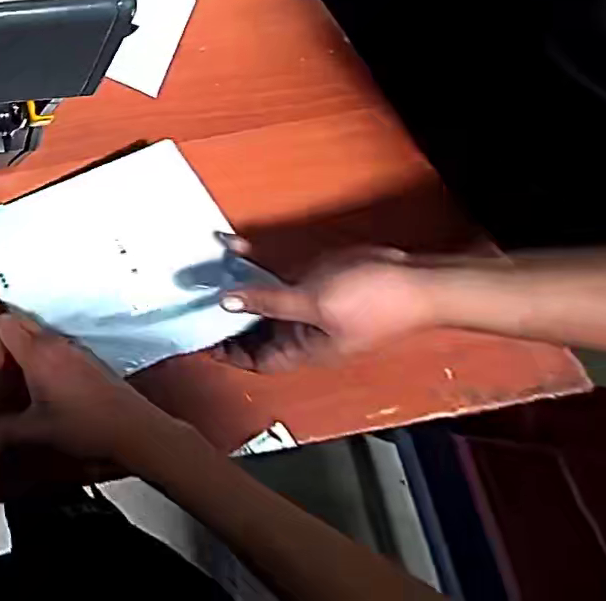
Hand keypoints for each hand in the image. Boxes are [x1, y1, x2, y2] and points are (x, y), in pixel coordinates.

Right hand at [0, 311, 180, 462]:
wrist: (133, 427)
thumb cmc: (84, 425)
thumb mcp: (39, 431)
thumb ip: (5, 432)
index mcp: (37, 352)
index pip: (3, 322)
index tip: (0, 371)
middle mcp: (53, 341)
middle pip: (18, 319)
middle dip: (4, 340)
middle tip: (7, 370)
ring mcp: (72, 346)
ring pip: (38, 331)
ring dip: (25, 348)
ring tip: (28, 382)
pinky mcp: (86, 356)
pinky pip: (55, 343)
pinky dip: (44, 355)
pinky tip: (53, 388)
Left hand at [211, 248, 443, 372]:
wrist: (416, 277)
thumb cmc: (370, 300)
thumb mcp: (312, 302)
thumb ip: (268, 302)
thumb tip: (225, 304)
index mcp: (303, 348)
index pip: (257, 360)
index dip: (227, 353)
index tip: (195, 337)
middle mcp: (301, 330)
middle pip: (253, 331)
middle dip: (224, 317)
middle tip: (188, 296)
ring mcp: (306, 304)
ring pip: (260, 300)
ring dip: (235, 286)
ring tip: (201, 271)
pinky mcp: (311, 280)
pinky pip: (273, 273)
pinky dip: (251, 262)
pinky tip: (229, 244)